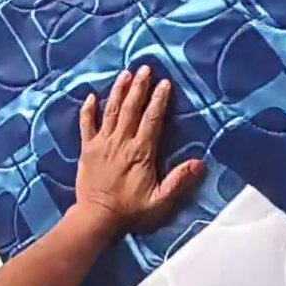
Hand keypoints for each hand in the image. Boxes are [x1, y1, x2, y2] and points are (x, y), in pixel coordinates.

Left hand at [73, 66, 205, 236]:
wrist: (96, 217)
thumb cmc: (130, 210)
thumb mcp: (159, 201)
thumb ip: (178, 181)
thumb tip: (199, 164)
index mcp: (140, 151)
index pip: (152, 119)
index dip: (159, 100)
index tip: (164, 83)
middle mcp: (121, 141)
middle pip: (131, 108)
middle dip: (139, 87)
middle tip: (145, 68)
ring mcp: (102, 143)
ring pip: (111, 111)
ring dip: (119, 91)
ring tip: (125, 73)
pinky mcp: (87, 149)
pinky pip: (86, 124)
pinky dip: (88, 109)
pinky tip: (92, 96)